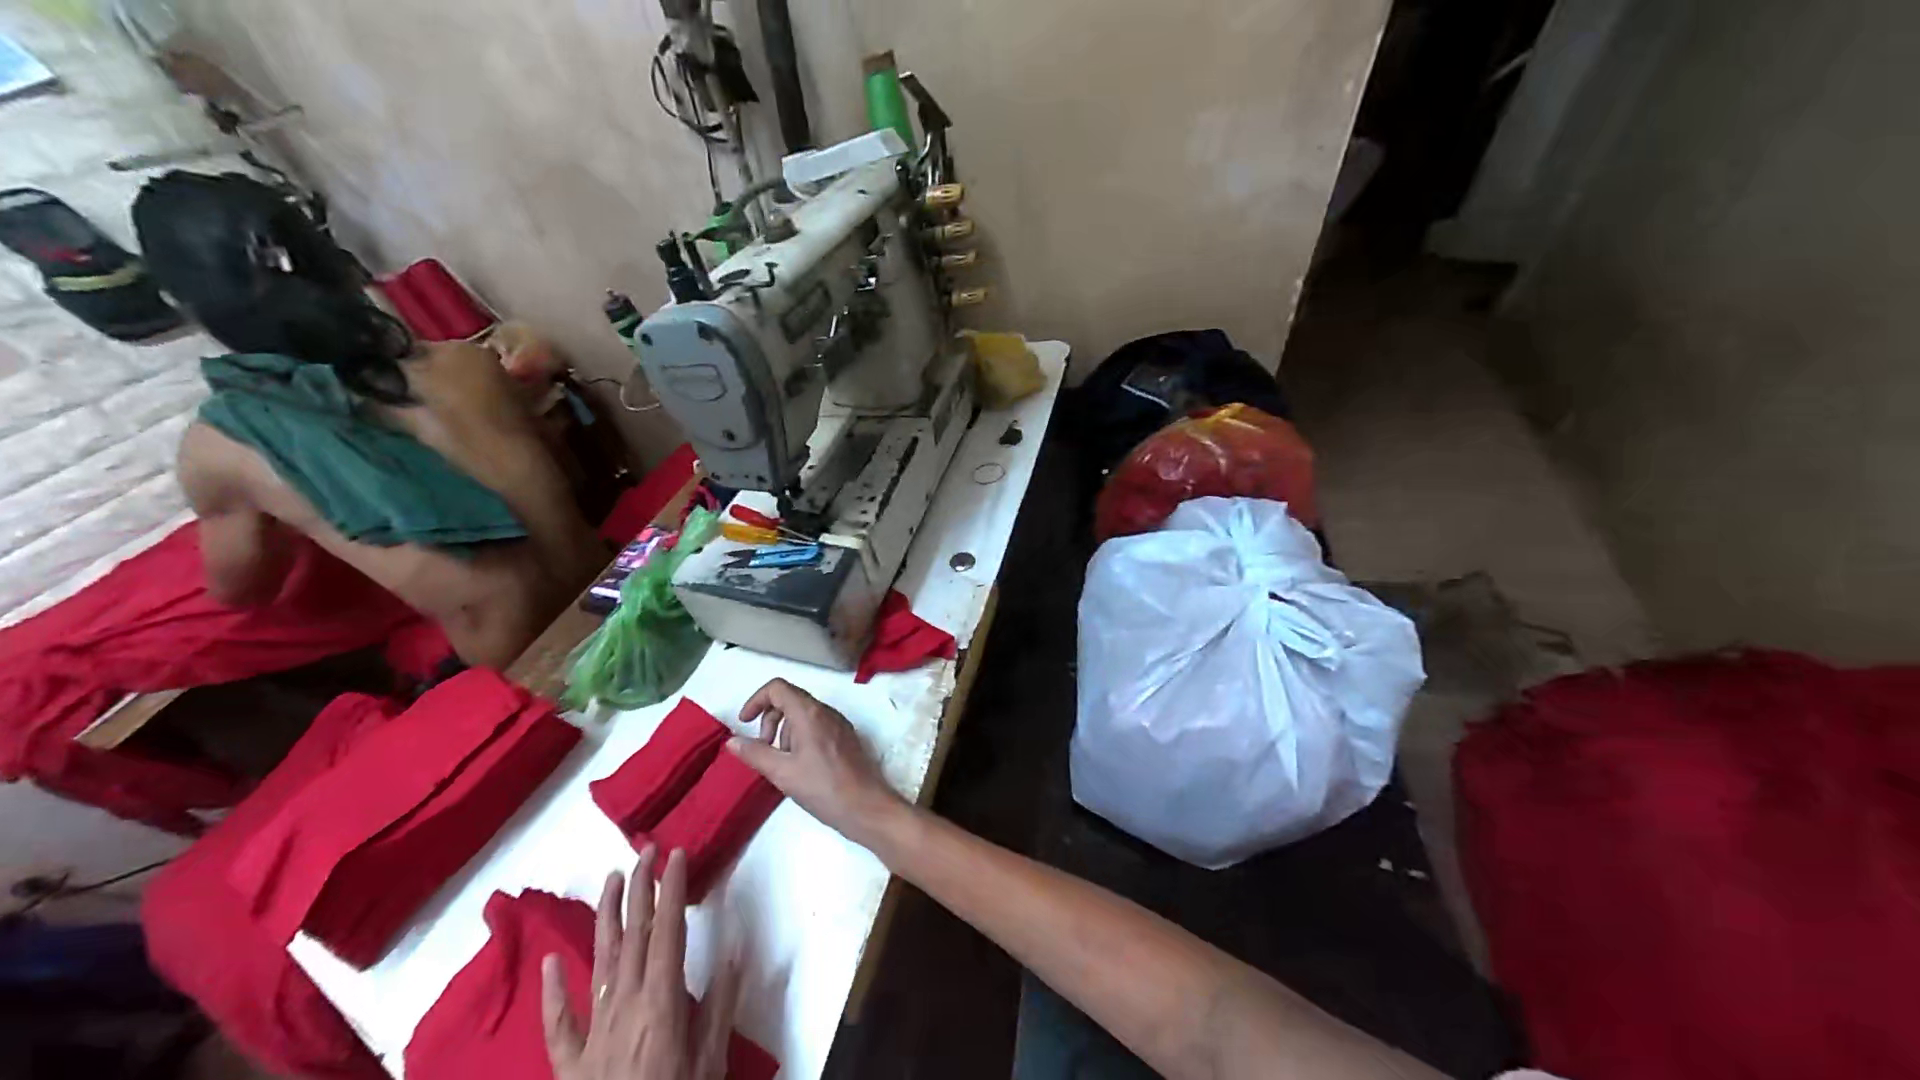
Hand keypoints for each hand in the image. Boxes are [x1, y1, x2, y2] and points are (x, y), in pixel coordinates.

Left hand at [543, 847, 740, 1079]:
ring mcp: (593, 1033)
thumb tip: (733, 949)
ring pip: (599, 962)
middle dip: (640, 889)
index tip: (676, 855)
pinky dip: (554, 990)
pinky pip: (559, 1022)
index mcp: (661, 1002)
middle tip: (645, 850)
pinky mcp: (569, 1064)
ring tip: (610, 880)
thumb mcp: (711, 1063)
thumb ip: (720, 1006)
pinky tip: (550, 962)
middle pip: (633, 936)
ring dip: (605, 918)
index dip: (672, 890)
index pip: (668, 931)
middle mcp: (623, 1006)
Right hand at [729, 678, 908, 846]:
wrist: (866, 807)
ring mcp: (839, 723)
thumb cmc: (823, 788)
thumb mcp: (782, 772)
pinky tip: (800, 766)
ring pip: (803, 714)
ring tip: (784, 763)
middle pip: (790, 699)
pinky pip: (817, 726)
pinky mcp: (846, 737)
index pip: (778, 688)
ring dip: (785, 731)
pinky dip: (800, 737)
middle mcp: (826, 711)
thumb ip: (755, 753)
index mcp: (810, 713)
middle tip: (764, 748)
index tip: (745, 723)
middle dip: (770, 719)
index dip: (756, 700)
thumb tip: (732, 740)